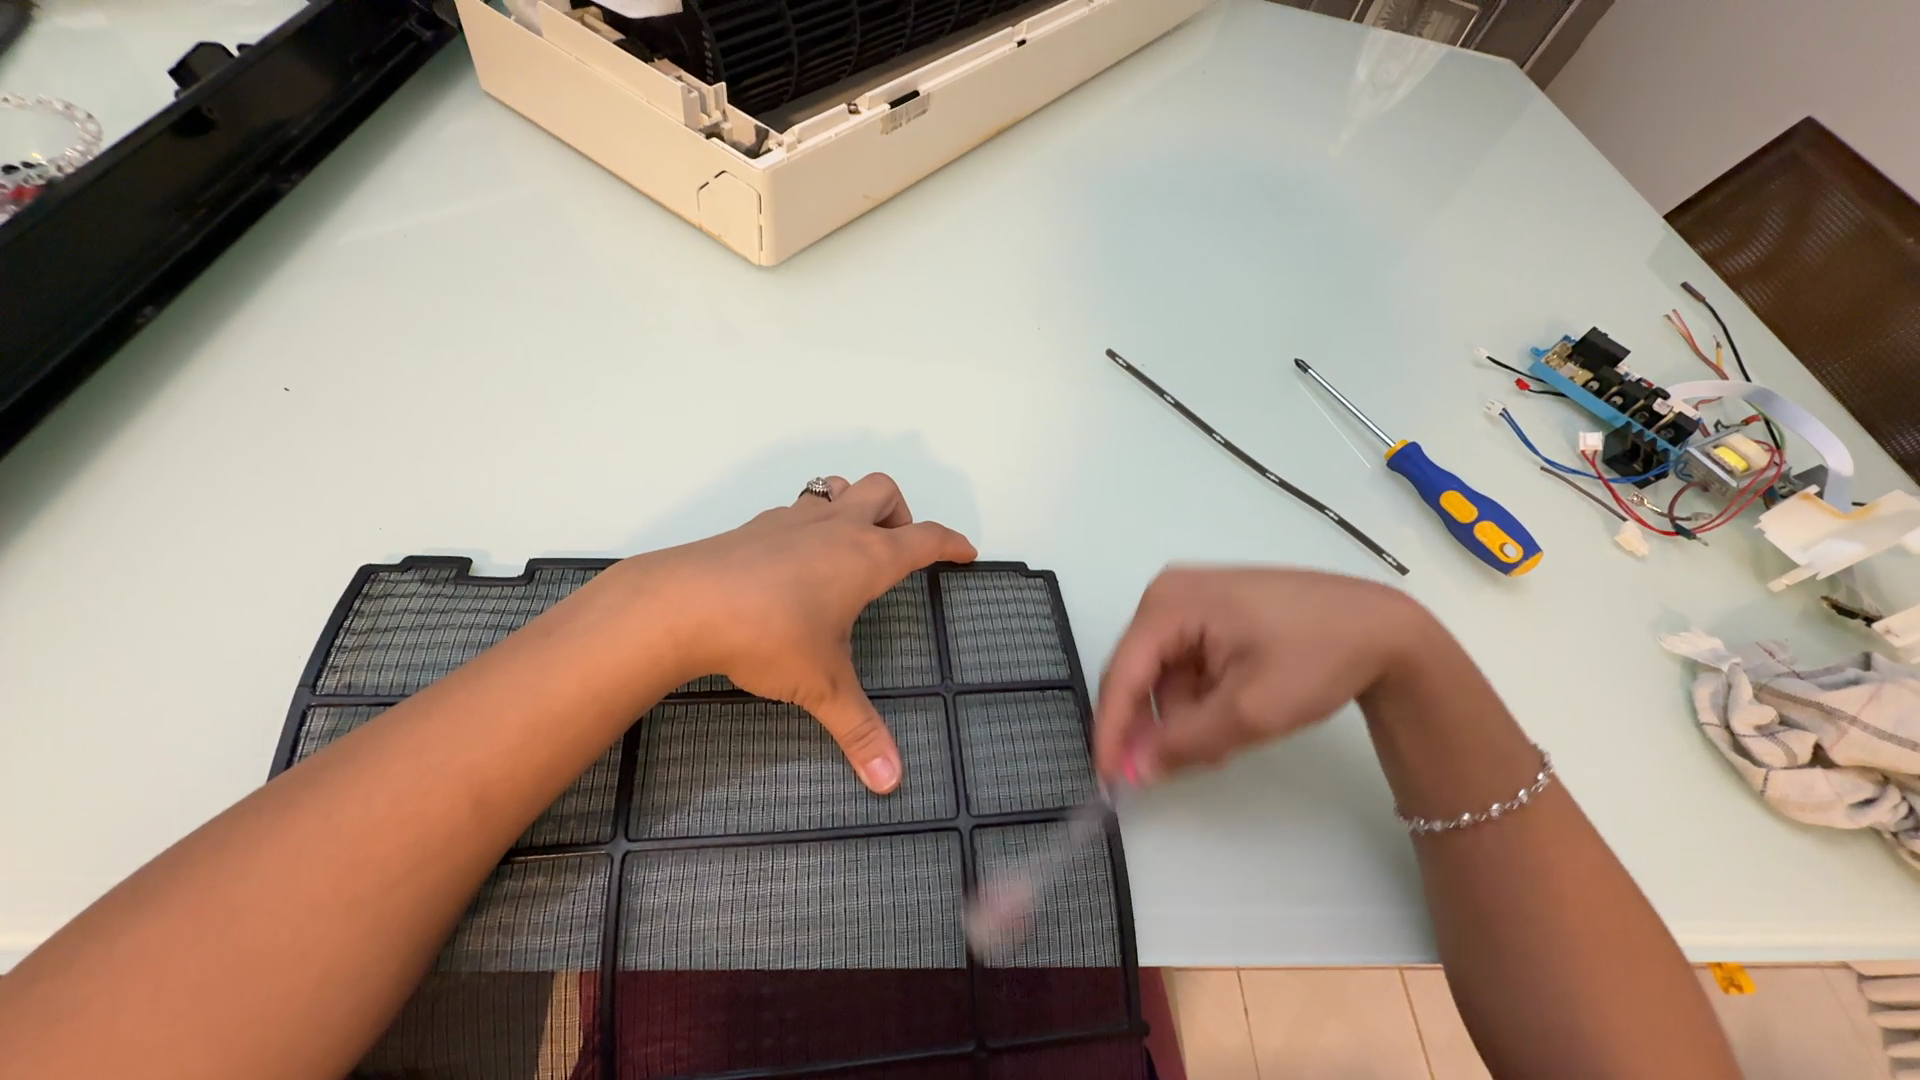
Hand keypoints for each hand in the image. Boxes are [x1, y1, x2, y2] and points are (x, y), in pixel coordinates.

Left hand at [621, 473, 974, 793]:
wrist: (683, 604)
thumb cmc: (769, 636)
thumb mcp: (822, 686)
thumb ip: (860, 731)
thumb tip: (891, 781)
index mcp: (867, 558)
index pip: (925, 538)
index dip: (951, 543)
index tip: (965, 551)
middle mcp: (836, 528)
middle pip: (884, 491)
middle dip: (902, 511)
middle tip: (899, 545)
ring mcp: (793, 521)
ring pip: (836, 489)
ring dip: (852, 504)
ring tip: (849, 542)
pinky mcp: (754, 527)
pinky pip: (795, 512)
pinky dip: (808, 526)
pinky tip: (792, 563)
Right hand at [1092, 567, 1435, 783]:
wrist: (1386, 628)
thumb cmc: (1317, 658)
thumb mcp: (1249, 711)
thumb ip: (1183, 743)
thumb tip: (1132, 772)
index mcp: (1169, 603)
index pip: (1121, 675)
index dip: (1111, 732)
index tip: (1107, 782)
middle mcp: (1170, 593)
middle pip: (1140, 672)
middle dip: (1154, 724)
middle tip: (1168, 771)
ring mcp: (1193, 599)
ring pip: (1164, 673)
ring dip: (1184, 715)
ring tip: (1222, 746)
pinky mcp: (1214, 611)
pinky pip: (1187, 662)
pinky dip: (1201, 697)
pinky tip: (1228, 719)